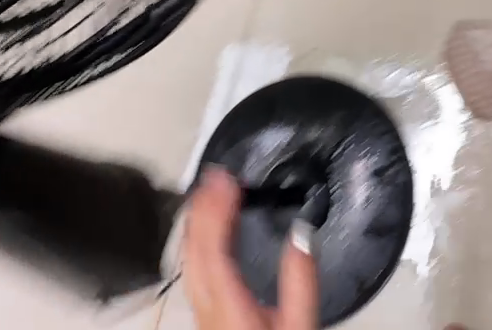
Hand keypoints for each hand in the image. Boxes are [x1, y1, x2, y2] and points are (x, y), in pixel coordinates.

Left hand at [183, 167, 319, 329]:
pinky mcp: (204, 320)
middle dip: (201, 209)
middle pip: (193, 253)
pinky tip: (205, 234)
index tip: (224, 180)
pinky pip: (193, 271)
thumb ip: (302, 280)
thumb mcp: (301, 326)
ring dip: (196, 224)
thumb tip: (303, 233)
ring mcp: (202, 317)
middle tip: (213, 176)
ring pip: (187, 263)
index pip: (214, 250)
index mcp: (232, 308)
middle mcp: (209, 312)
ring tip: (206, 195)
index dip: (215, 210)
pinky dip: (197, 243)